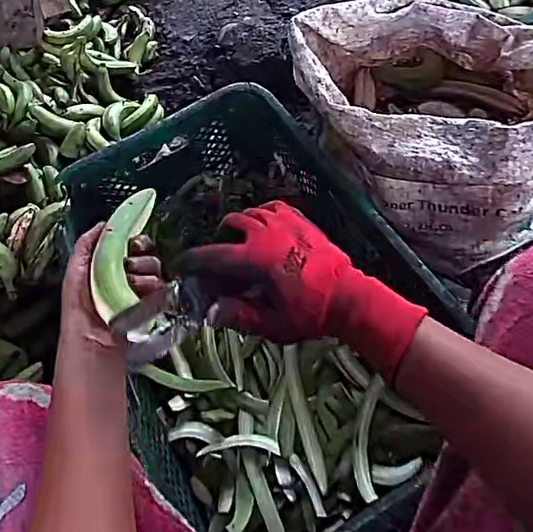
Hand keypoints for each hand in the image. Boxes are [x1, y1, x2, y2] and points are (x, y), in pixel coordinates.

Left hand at [60, 222, 162, 358]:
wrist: (91, 338)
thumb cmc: (79, 306)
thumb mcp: (76, 269)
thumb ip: (86, 243)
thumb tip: (103, 223)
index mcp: (113, 264)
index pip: (133, 244)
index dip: (136, 241)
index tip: (133, 244)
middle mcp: (130, 276)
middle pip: (148, 255)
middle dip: (141, 257)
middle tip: (129, 266)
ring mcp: (142, 292)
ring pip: (156, 269)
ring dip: (144, 274)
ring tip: (131, 286)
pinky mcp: (152, 307)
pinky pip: (162, 288)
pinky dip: (152, 289)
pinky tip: (140, 295)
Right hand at [178, 200, 428, 374]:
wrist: (351, 297)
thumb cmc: (312, 313)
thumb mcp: (274, 324)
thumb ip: (240, 316)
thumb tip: (211, 313)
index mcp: (256, 258)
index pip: (214, 255)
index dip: (194, 260)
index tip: (181, 263)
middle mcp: (265, 233)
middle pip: (230, 225)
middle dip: (219, 238)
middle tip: (219, 255)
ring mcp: (283, 222)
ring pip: (250, 212)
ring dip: (240, 225)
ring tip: (240, 240)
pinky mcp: (299, 220)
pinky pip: (272, 207)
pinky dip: (262, 214)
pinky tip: (263, 226)